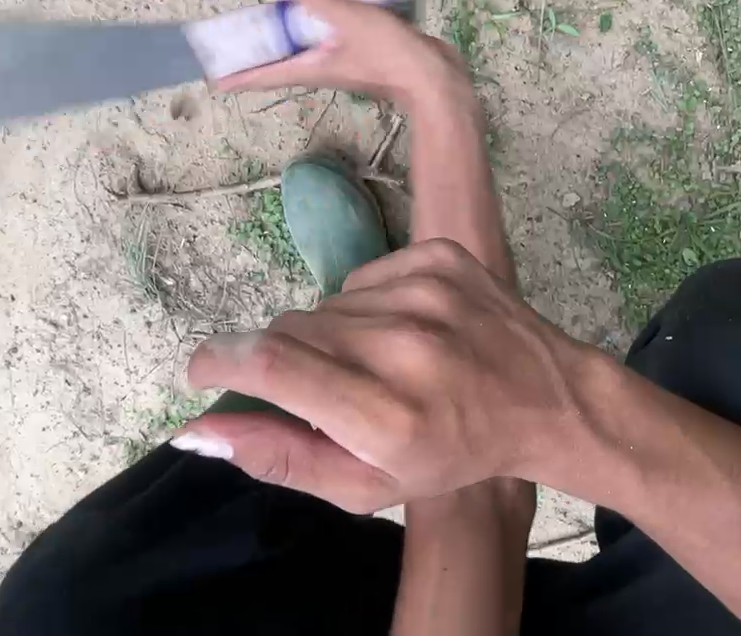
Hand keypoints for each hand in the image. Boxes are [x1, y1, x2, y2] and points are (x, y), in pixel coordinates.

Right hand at [172, 239, 588, 512]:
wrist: (543, 394)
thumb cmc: (453, 452)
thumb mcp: (367, 484)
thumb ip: (279, 456)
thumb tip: (197, 429)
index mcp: (385, 411)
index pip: (271, 363)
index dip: (218, 360)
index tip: (203, 369)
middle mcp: (405, 340)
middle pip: (292, 328)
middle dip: (285, 358)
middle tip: (325, 386)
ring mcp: (428, 289)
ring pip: (328, 302)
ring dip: (334, 333)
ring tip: (379, 360)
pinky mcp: (442, 256)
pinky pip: (367, 276)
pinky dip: (370, 304)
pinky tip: (408, 329)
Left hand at [214, 0, 470, 111]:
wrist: (435, 75)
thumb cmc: (388, 54)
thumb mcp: (349, 19)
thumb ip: (318, 0)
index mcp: (309, 66)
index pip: (262, 74)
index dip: (236, 74)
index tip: (211, 77)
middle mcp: (323, 61)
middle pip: (298, 29)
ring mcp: (347, 51)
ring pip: (331, 15)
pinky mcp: (370, 44)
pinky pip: (357, 16)